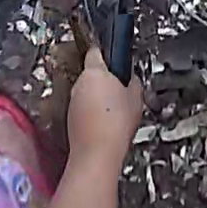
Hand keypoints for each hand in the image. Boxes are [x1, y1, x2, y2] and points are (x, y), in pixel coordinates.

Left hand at [68, 46, 141, 168]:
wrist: (98, 155)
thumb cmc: (116, 124)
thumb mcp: (136, 96)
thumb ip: (132, 81)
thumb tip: (131, 79)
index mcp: (94, 72)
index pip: (95, 52)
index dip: (106, 54)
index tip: (113, 58)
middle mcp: (79, 84)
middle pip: (92, 74)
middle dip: (104, 80)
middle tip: (119, 90)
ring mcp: (73, 102)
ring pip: (86, 92)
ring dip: (97, 97)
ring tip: (114, 111)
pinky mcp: (70, 119)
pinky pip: (83, 109)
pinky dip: (91, 113)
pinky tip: (105, 123)